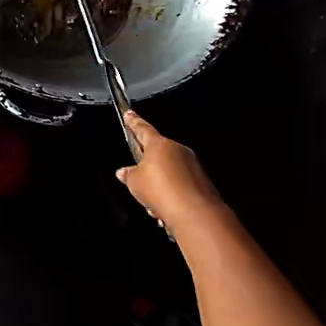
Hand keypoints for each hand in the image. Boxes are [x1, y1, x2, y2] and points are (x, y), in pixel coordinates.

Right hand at [115, 111, 227, 230]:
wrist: (193, 212)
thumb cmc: (162, 191)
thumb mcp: (134, 182)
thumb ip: (128, 174)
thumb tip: (124, 172)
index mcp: (159, 144)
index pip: (142, 128)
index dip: (134, 122)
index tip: (129, 114)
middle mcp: (178, 150)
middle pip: (157, 155)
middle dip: (148, 170)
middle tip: (140, 183)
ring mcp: (192, 165)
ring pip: (169, 174)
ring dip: (160, 187)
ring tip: (154, 203)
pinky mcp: (201, 181)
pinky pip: (180, 186)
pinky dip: (172, 197)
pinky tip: (166, 209)